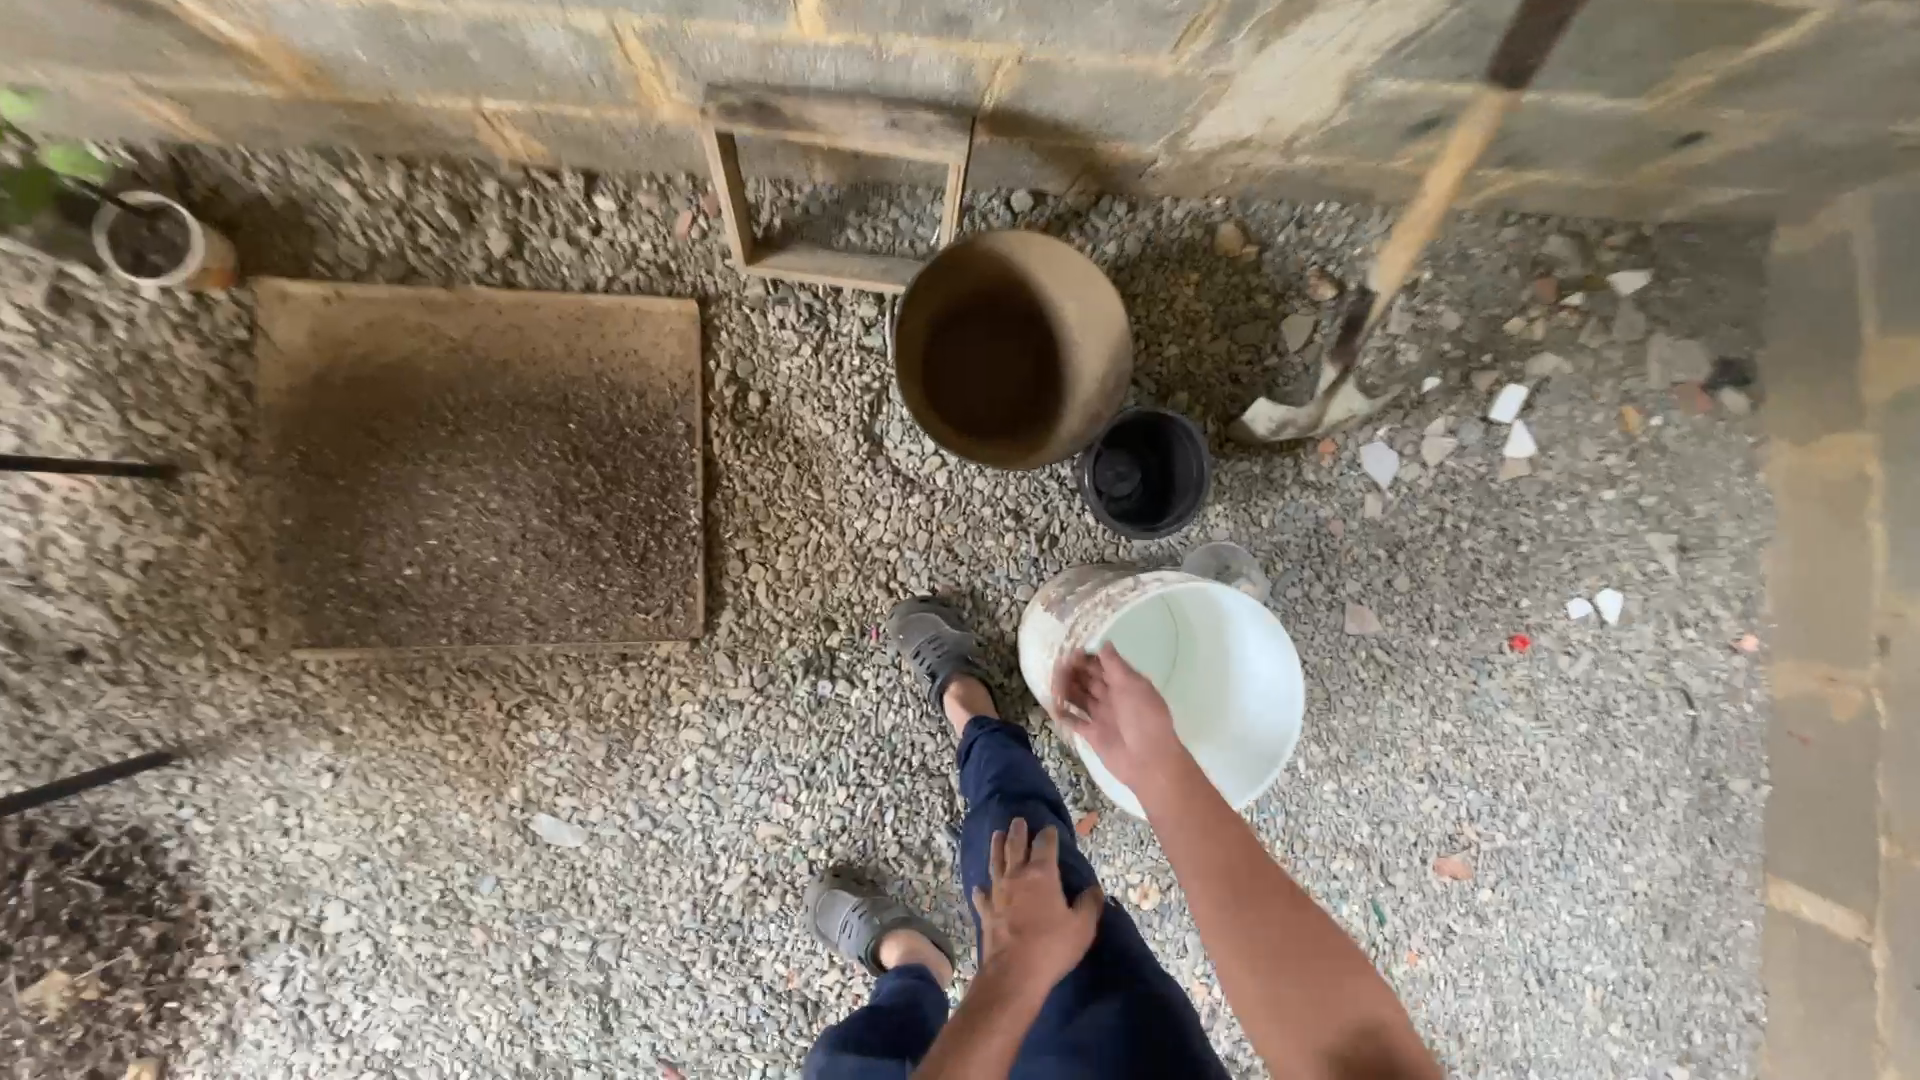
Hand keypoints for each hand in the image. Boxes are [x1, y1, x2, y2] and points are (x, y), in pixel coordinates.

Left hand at [971, 818, 1103, 990]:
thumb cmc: (1052, 946)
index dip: (1048, 835)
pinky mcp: (986, 912)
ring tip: (997, 835)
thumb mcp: (1082, 927)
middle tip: (1017, 820)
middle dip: (1018, 831)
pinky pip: (983, 896)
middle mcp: (1017, 876)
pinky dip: (982, 889)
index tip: (1050, 828)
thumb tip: (1096, 890)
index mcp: (1042, 875)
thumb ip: (1089, 905)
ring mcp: (998, 893)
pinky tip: (979, 887)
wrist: (1014, 973)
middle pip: (1015, 846)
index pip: (1045, 845)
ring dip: (997, 847)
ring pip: (996, 862)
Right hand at [1051, 644, 1189, 794]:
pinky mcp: (1092, 734)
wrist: (1149, 761)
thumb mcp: (1132, 685)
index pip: (1101, 665)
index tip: (1069, 654)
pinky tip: (1053, 707)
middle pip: (1087, 679)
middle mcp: (1112, 697)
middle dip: (1072, 672)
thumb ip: (1115, 665)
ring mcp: (1101, 715)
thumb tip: (1104, 643)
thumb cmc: (1144, 719)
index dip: (1085, 659)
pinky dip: (1064, 714)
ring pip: (1079, 697)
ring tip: (1052, 687)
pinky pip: (1074, 720)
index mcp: (1124, 683)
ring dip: (1065, 690)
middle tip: (1056, 669)